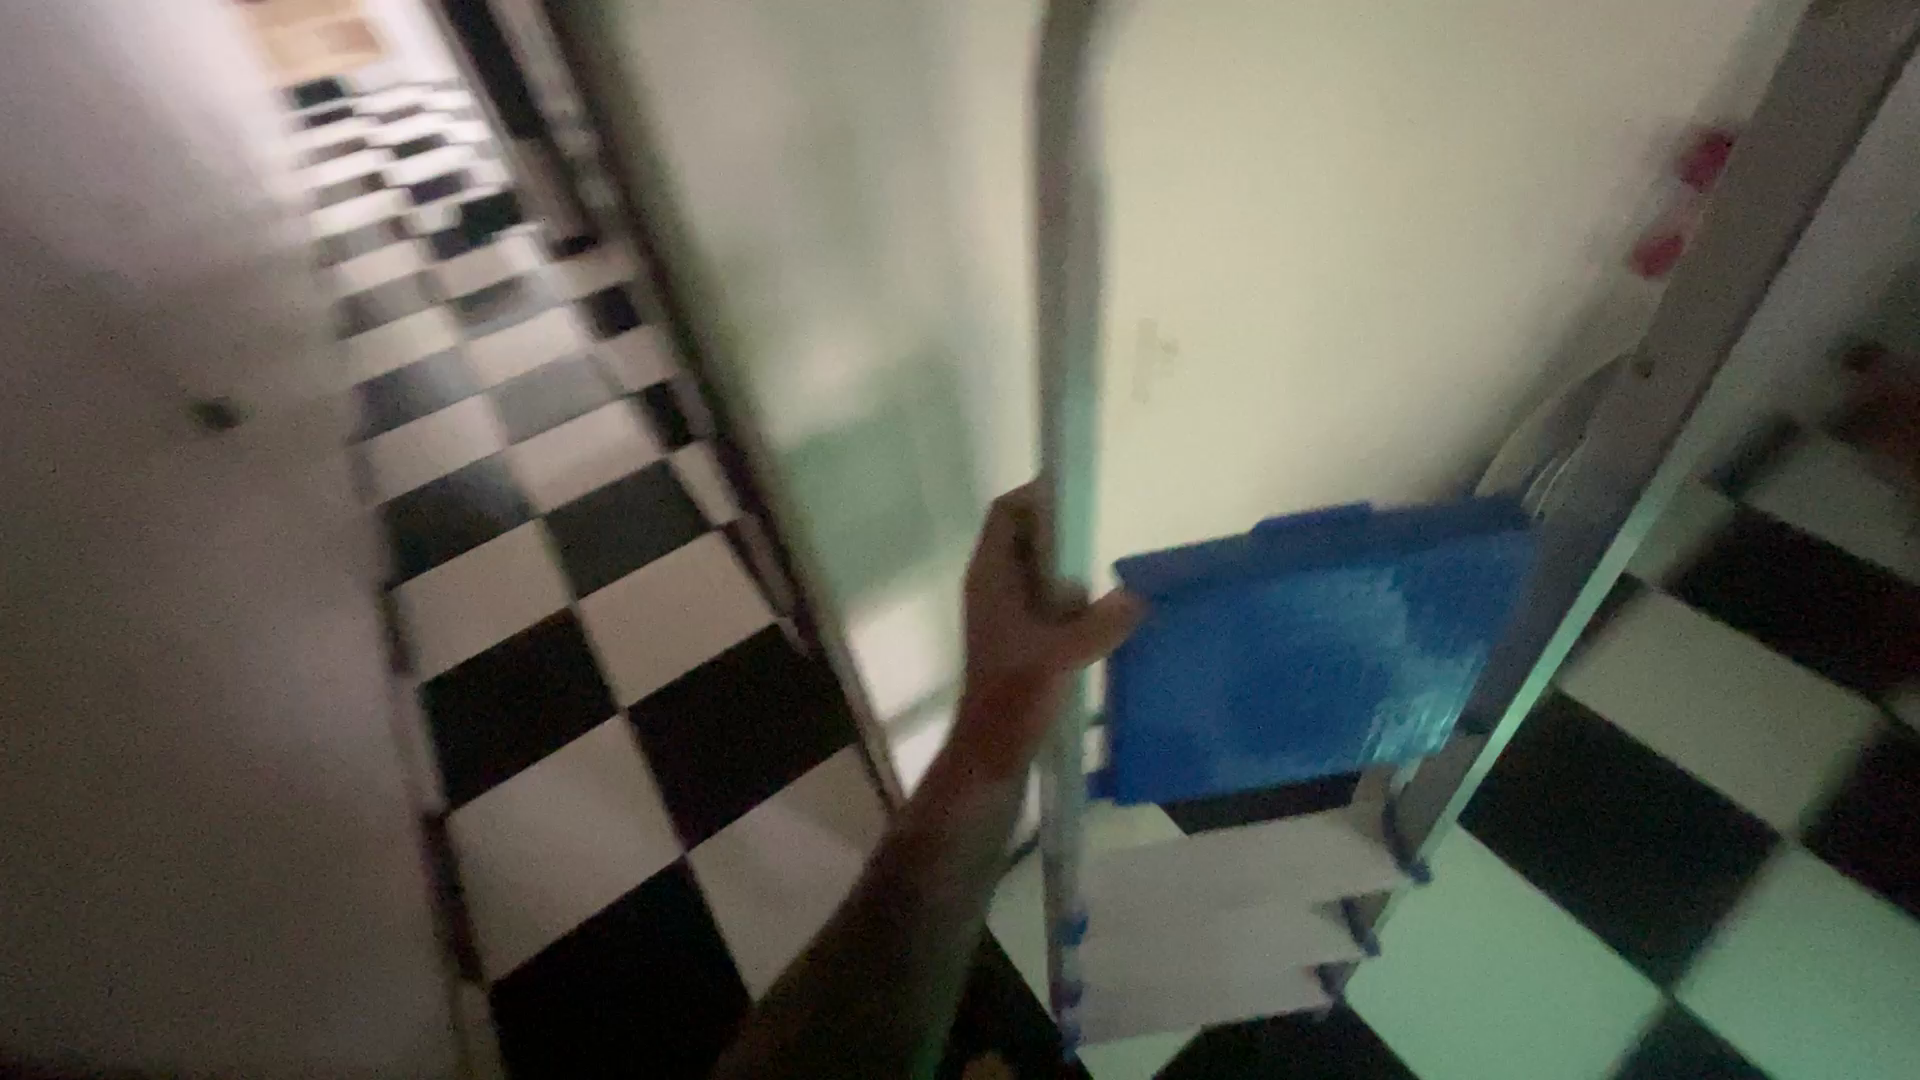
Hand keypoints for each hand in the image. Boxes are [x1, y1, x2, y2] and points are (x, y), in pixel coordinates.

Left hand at [949, 484, 1142, 775]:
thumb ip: (1101, 622)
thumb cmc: (1015, 694)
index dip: (1036, 496)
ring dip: (1064, 567)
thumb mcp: (1063, 655)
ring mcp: (1001, 610)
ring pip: (1033, 569)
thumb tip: (1136, 595)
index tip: (1076, 497)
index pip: (1005, 513)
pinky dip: (1064, 596)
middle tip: (1098, 539)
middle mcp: (991, 585)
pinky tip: (1095, 613)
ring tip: (1099, 579)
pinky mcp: (1014, 634)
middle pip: (1022, 537)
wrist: (991, 748)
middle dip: (1059, 533)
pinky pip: (1041, 598)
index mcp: (990, 576)